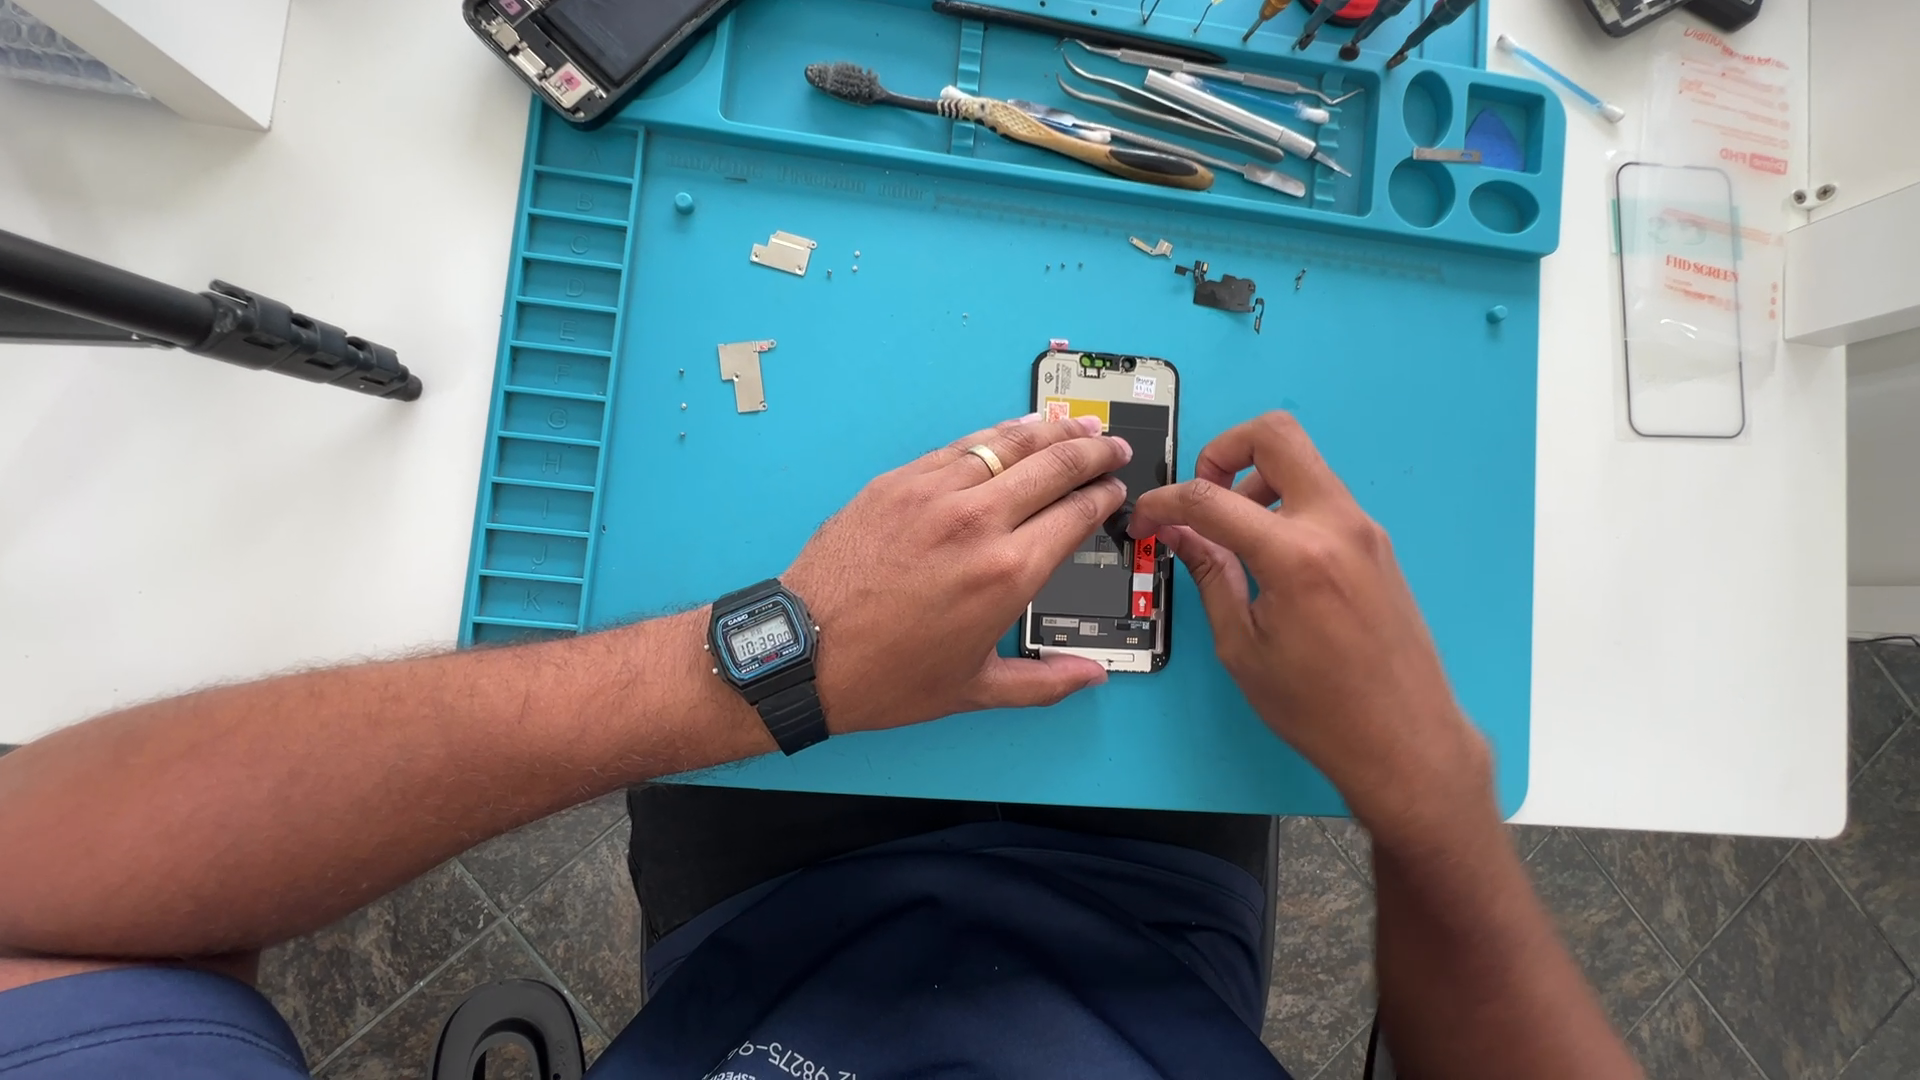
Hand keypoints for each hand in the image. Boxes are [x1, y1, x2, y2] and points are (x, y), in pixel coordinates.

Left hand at [783, 414, 1130, 733]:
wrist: (803, 653)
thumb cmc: (885, 675)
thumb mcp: (975, 689)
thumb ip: (1045, 682)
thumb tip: (1091, 678)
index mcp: (1007, 573)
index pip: (1076, 513)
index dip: (1104, 495)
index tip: (1115, 489)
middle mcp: (977, 523)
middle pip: (1053, 466)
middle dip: (1093, 451)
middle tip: (1113, 445)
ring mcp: (933, 494)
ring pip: (1008, 443)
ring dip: (1051, 431)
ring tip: (1076, 424)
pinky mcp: (897, 482)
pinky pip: (959, 446)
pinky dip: (995, 435)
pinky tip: (1011, 432)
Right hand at [1129, 413, 1490, 836]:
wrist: (1405, 741)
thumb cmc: (1315, 706)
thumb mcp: (1241, 645)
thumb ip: (1209, 574)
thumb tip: (1178, 534)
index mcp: (1296, 556)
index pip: (1211, 498)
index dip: (1164, 502)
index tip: (1144, 520)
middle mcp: (1337, 524)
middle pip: (1275, 434)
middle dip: (1221, 450)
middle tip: (1200, 498)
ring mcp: (1364, 529)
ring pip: (1301, 460)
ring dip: (1254, 479)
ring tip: (1232, 536)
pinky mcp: (1375, 543)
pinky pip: (1320, 494)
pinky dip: (1282, 503)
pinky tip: (1266, 556)